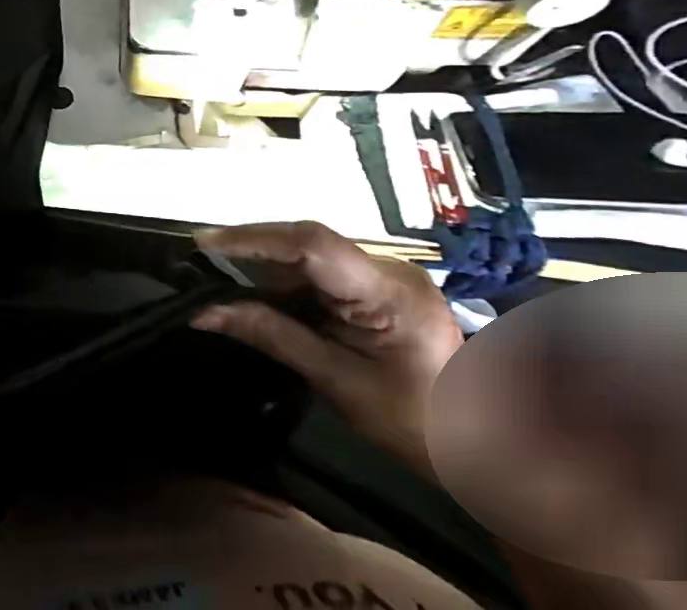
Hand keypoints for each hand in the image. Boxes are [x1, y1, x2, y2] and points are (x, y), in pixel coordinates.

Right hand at [190, 222, 461, 476]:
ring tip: (216, 270)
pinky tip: (256, 288)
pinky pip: (319, 268)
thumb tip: (202, 312)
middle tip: (200, 257)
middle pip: (307, 242)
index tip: (203, 243)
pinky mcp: (376, 284)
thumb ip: (271, 335)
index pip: (313, 246)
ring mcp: (385, 273)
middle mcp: (390, 269)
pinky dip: (282, 276)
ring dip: (263, 261)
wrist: (486, 448)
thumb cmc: (416, 424)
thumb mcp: (337, 382)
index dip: (254, 238)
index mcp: (391, 294)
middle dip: (251, 247)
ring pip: (309, 251)